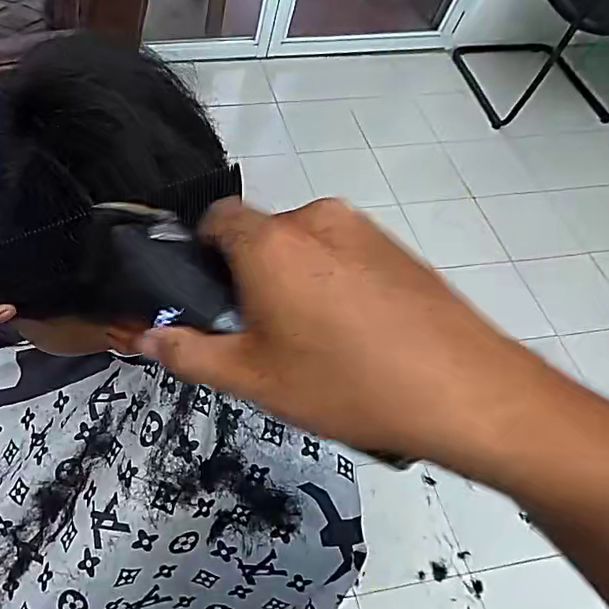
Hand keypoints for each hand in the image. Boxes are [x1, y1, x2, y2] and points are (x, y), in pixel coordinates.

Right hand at [139, 199, 558, 464]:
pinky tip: (357, 338)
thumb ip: (191, 354)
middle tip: (264, 338)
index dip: (200, 257)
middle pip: (263, 238)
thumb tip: (146, 338)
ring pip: (307, 250)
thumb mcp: (257, 379)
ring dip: (296, 284)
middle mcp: (318, 219)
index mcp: (271, 241)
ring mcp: (366, 230)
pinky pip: (347, 259)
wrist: (462, 390)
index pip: (214, 220)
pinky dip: (336, 287)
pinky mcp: (400, 250)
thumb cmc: (347, 383)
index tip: (209, 301)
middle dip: (251, 278)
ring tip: (317, 346)